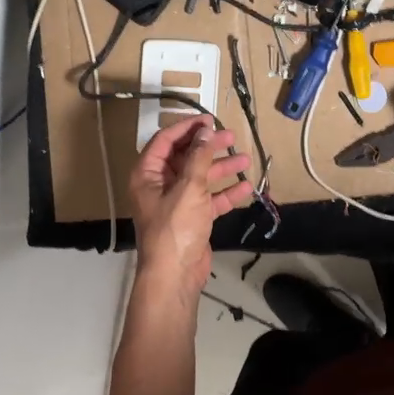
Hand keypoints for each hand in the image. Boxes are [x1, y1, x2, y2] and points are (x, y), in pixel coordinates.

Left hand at [129, 116, 254, 305]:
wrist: (175, 274)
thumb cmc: (175, 227)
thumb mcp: (188, 187)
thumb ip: (199, 157)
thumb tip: (206, 131)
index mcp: (147, 175)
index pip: (165, 141)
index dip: (186, 128)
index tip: (209, 119)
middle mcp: (159, 185)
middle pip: (185, 158)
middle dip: (208, 147)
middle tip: (230, 136)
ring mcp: (176, 203)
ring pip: (200, 178)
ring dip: (221, 168)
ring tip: (245, 158)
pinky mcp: (192, 218)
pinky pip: (210, 199)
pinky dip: (226, 193)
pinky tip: (246, 188)